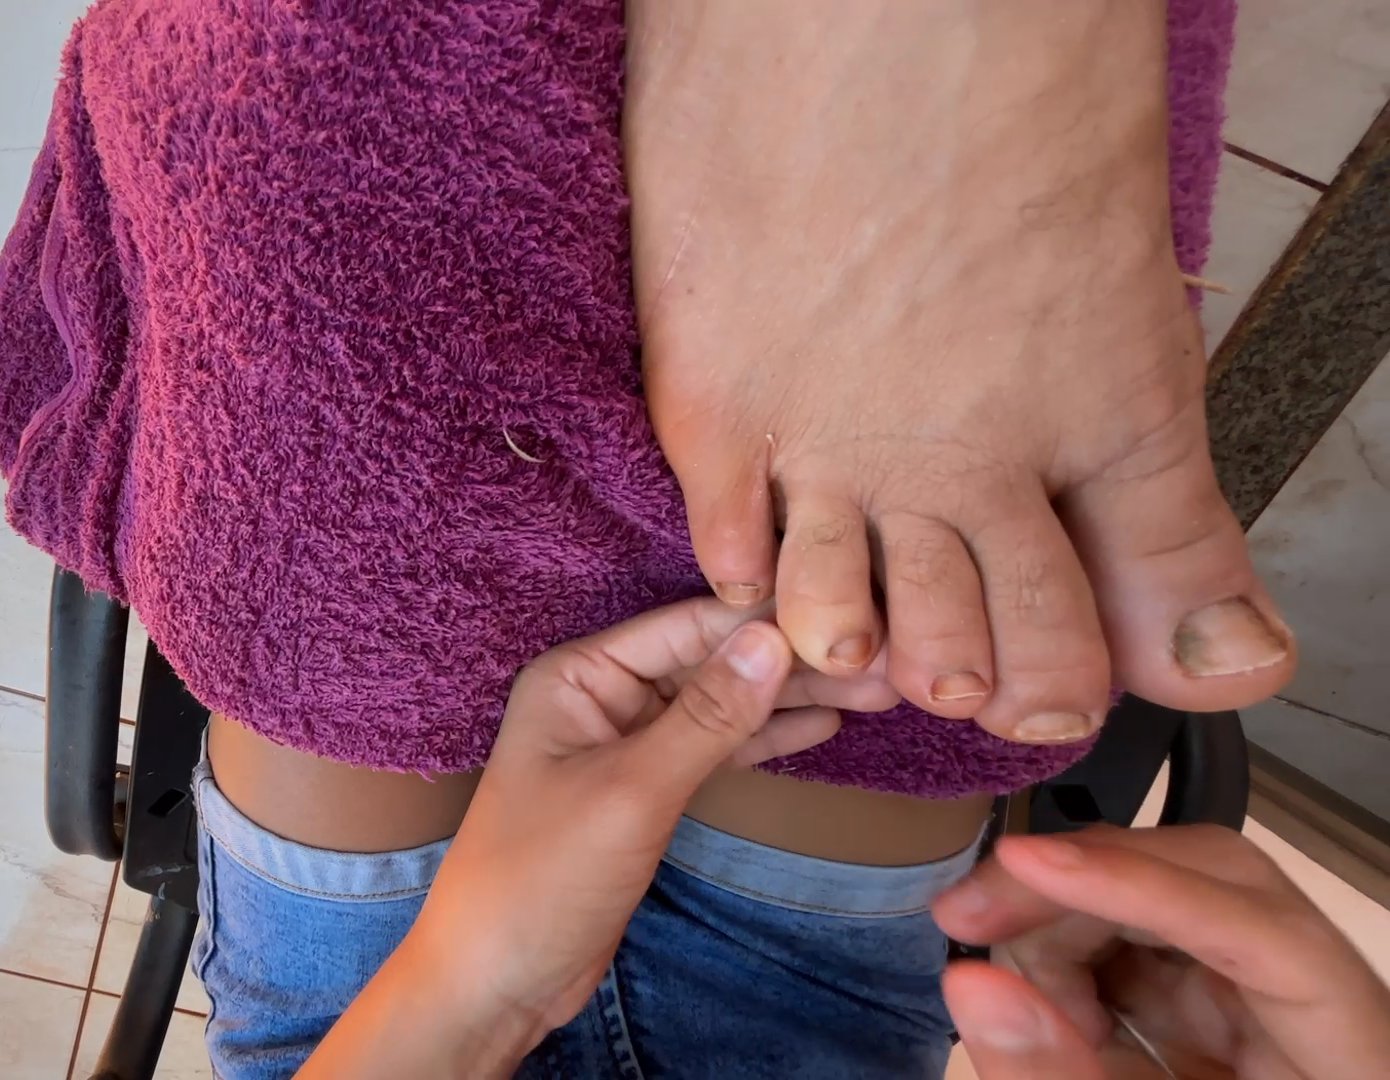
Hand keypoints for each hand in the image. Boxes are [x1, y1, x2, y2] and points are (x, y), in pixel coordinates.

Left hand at [299, 598, 871, 1076]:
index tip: (845, 614)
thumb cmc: (544, 872)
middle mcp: (599, 693)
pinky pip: (709, 748)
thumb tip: (771, 639)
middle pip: (704, 664)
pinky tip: (818, 727)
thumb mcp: (631, 790)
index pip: (681, 629)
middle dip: (785, 663)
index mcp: (578, 674)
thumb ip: (705, 717)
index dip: (762, 620)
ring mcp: (622, 739)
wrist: (500, 973)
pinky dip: (760, 740)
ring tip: (874, 690)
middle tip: (884, 659)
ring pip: (714, 706)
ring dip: (785, 700)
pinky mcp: (643, 784)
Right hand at [624, 0, 1293, 741]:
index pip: (1126, 596)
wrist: (841, 6)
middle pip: (982, 630)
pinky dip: (748, 578)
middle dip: (993, 681)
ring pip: (846, 615)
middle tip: (978, 692)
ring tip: (866, 650)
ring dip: (867, 646)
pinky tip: (751, 577)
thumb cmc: (991, 70)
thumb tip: (1187, 554)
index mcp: (1092, 399)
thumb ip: (1129, 404)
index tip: (1084, 689)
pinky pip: (730, 545)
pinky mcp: (712, 415)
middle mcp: (953, 450)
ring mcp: (820, 442)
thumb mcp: (1118, 240)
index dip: (1111, 665)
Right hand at [933, 826, 1389, 1078]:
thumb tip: (966, 977)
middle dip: (1067, 888)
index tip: (1018, 858)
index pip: (1278, 947)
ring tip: (1020, 996)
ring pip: (1147, 877)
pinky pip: (1120, 911)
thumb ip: (1050, 1079)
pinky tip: (1042, 988)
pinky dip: (1054, 932)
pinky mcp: (1212, 979)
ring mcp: (1270, 988)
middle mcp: (1334, 1013)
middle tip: (965, 917)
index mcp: (1355, 1074)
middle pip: (1208, 879)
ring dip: (1051, 917)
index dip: (1144, 889)